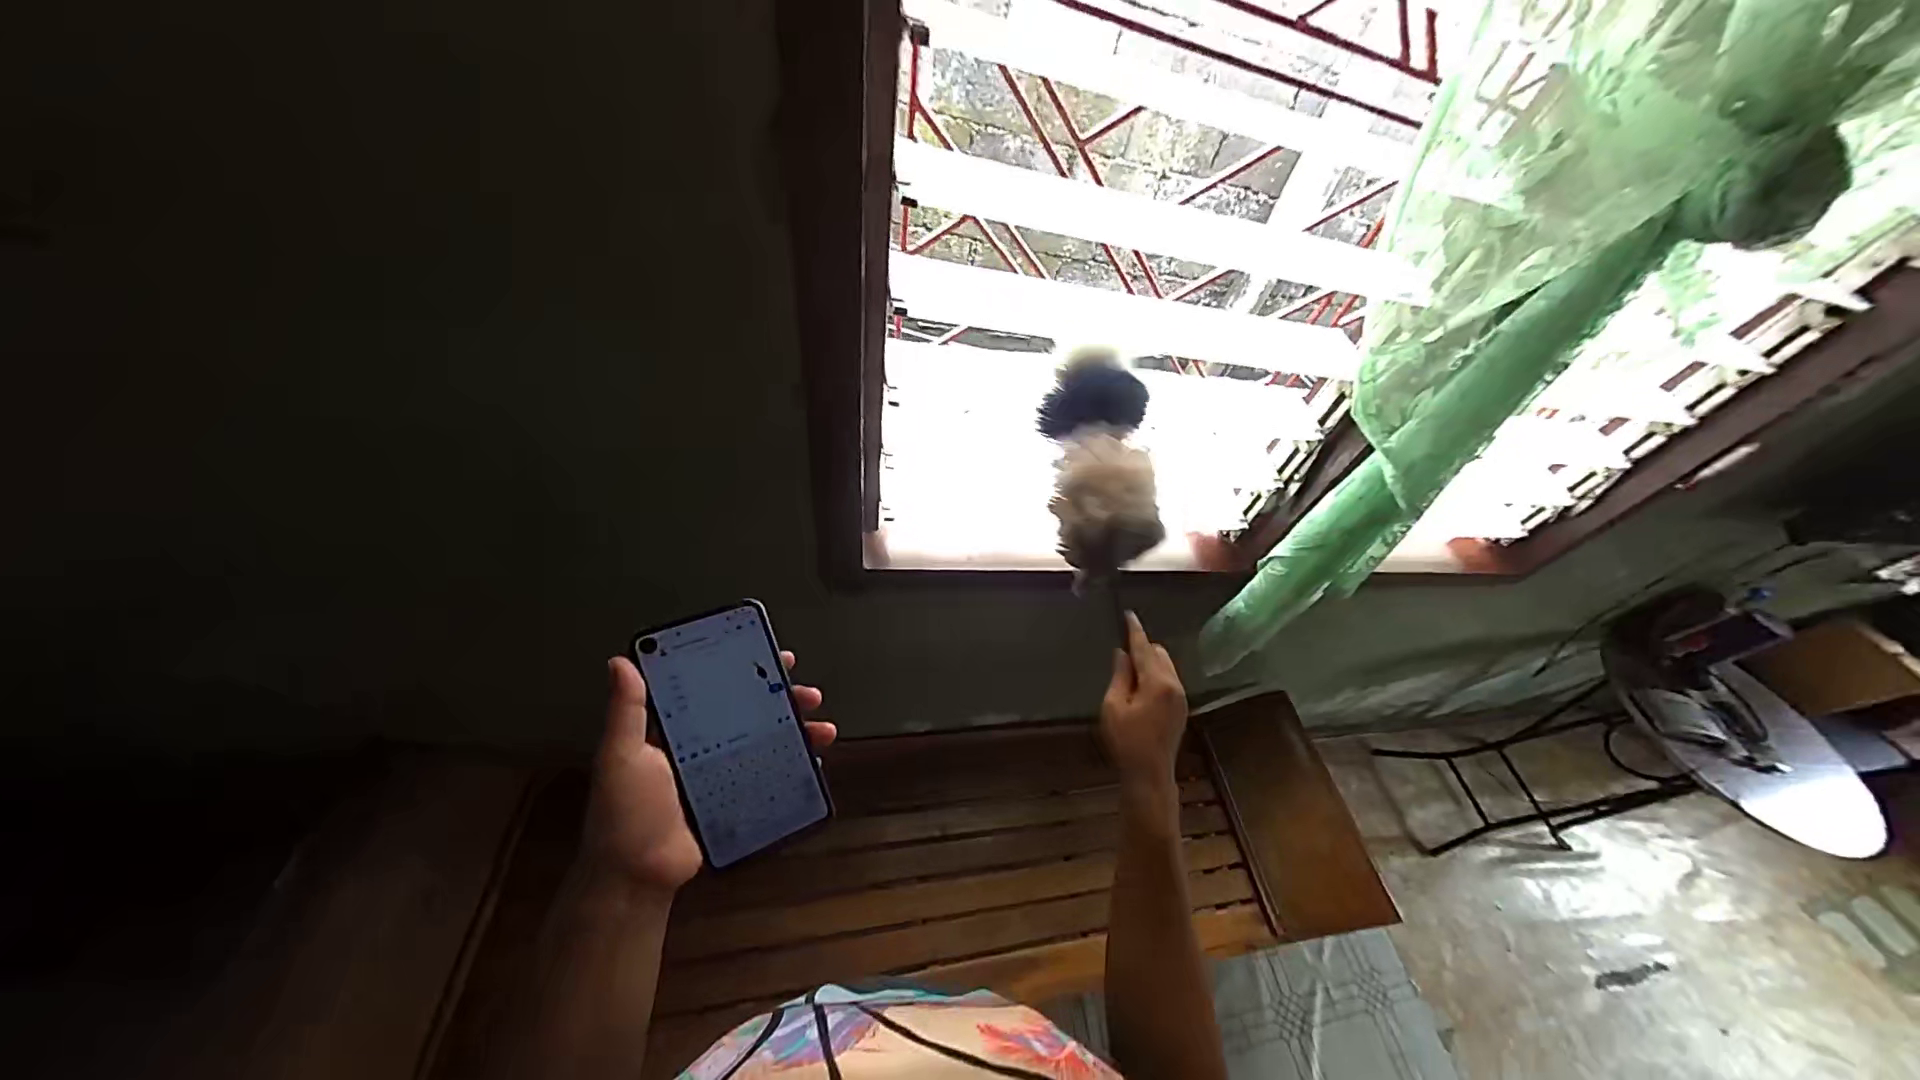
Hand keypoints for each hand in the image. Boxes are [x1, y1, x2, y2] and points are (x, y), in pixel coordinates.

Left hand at [583, 651, 835, 892]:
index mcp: (677, 730)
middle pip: (752, 712)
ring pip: (769, 741)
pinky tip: (813, 760)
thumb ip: (627, 711)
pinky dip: (795, 764)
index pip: (716, 688)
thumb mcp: (621, 757)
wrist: (638, 878)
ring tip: (821, 728)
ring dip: (798, 731)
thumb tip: (621, 662)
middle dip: (784, 699)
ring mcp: (724, 773)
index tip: (771, 657)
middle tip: (807, 694)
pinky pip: (772, 774)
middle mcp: (704, 745)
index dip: (744, 670)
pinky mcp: (737, 798)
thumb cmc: (624, 816)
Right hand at [1100, 611, 1187, 787]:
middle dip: (1141, 647)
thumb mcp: (1113, 706)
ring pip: (1165, 665)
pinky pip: (1168, 679)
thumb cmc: (1126, 741)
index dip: (1134, 630)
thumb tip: (1122, 653)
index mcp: (1157, 683)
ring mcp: (1181, 697)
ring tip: (1127, 673)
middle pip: (1159, 653)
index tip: (1129, 615)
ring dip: (1148, 662)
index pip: (1144, 648)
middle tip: (1120, 654)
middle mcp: (1174, 685)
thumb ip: (1119, 675)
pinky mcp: (1181, 707)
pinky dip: (1155, 674)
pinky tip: (1140, 687)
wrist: (1149, 774)